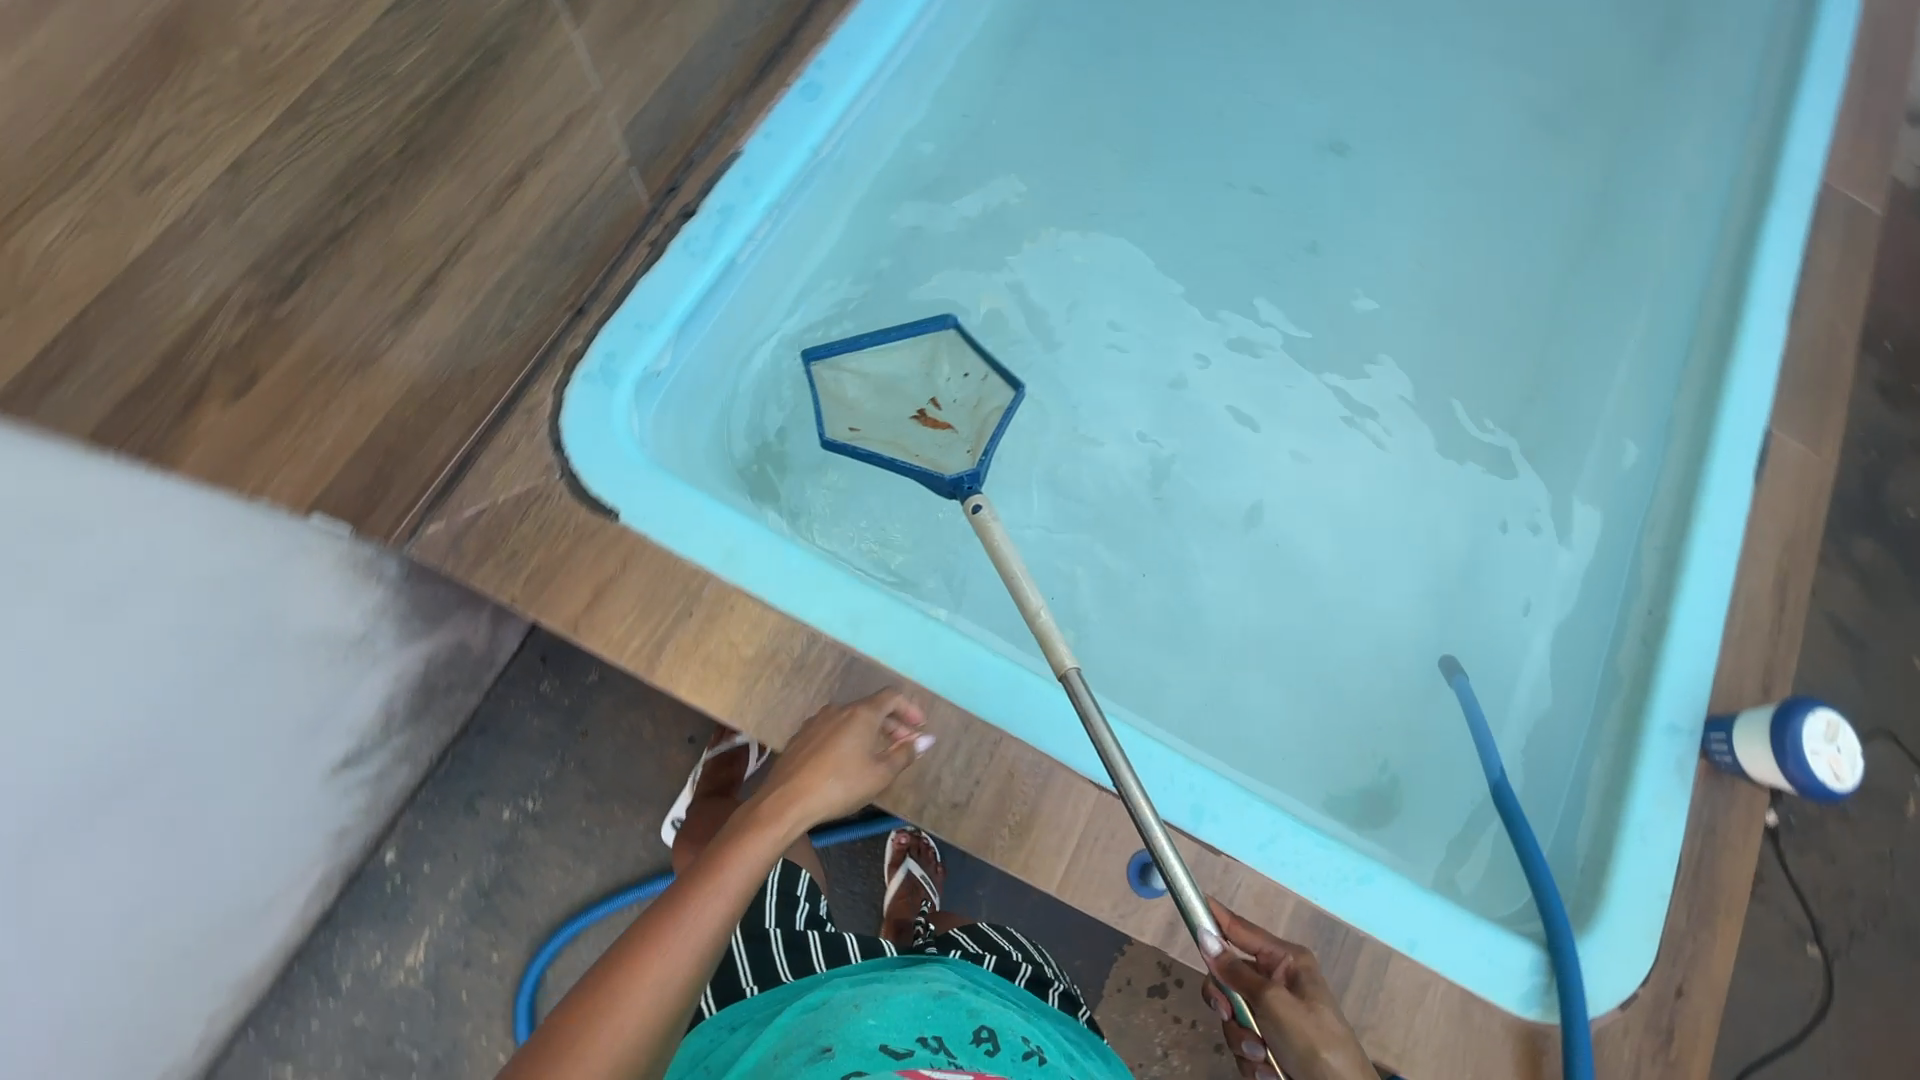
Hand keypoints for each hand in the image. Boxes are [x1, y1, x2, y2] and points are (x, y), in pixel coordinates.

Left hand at [751, 689, 932, 833]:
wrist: (786, 800)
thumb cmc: (840, 786)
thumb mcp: (880, 774)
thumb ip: (905, 754)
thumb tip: (926, 739)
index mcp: (861, 713)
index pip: (891, 697)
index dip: (910, 708)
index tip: (920, 726)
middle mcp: (839, 710)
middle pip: (872, 708)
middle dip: (893, 725)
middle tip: (906, 745)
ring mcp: (817, 721)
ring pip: (852, 719)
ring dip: (871, 731)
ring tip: (880, 753)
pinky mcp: (802, 736)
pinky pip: (834, 729)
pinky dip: (850, 737)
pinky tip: (850, 760)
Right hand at [1198, 899, 1375, 1079]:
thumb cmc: (1314, 1041)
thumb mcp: (1273, 1003)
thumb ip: (1235, 972)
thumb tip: (1204, 937)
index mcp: (1285, 961)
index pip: (1241, 930)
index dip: (1215, 918)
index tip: (1190, 902)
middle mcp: (1277, 982)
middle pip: (1227, 977)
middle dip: (1227, 1005)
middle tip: (1228, 1015)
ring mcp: (1273, 1014)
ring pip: (1231, 1015)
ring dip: (1242, 1039)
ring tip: (1263, 1056)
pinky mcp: (1270, 1043)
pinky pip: (1241, 1041)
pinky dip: (1251, 1059)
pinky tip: (1270, 1072)